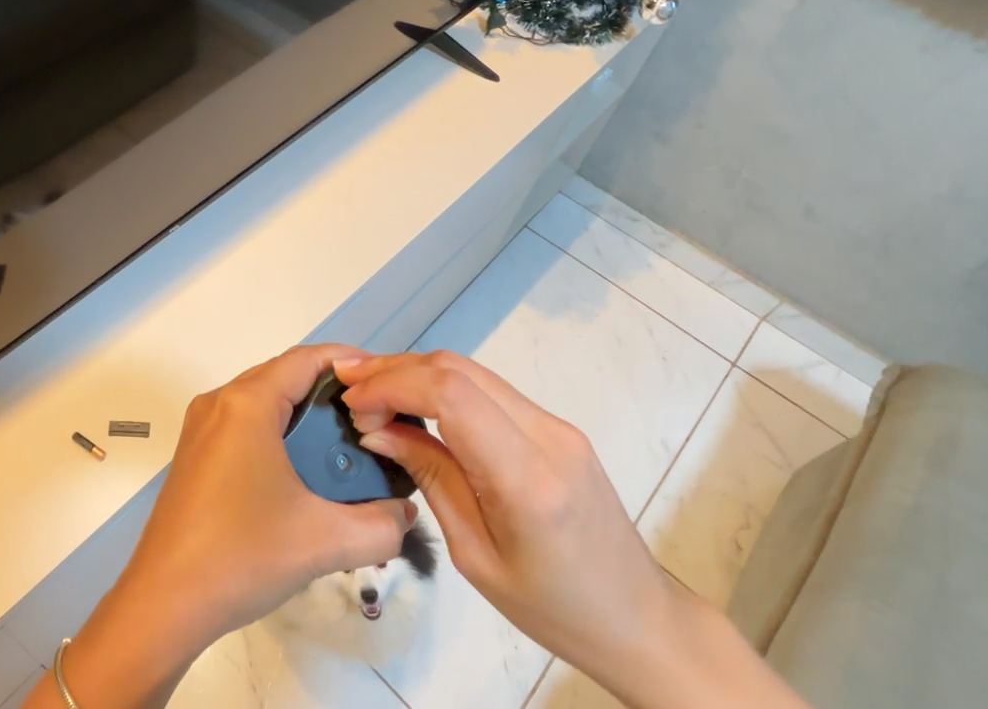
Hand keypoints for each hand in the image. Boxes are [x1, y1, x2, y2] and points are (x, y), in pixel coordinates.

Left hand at [27, 345, 416, 708]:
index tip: (389, 385)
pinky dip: (281, 436)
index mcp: (247, 403)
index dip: (352, 364)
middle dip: (333, 394)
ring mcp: (203, 428)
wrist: (165, 603)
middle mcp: (220, 402)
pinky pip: (247, 426)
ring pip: (266, 403)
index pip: (308, 359)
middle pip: (286, 377)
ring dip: (306, 418)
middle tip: (377, 423)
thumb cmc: (241, 556)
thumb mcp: (324, 541)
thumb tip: (404, 513)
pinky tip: (306, 474)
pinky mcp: (196, 455)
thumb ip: (381, 526)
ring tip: (349, 450)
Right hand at [334, 352, 688, 689]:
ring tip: (369, 392)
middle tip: (348, 388)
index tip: (352, 404)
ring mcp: (556, 425)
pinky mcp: (556, 428)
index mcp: (527, 477)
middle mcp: (547, 434)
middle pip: (457, 369)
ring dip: (415, 374)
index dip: (392, 385)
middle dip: (395, 370)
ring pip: (472, 372)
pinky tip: (413, 405)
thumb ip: (431, 478)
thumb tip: (378, 430)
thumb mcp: (475, 555)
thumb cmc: (553, 608)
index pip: (450, 394)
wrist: (638, 618)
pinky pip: (488, 391)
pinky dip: (442, 388)